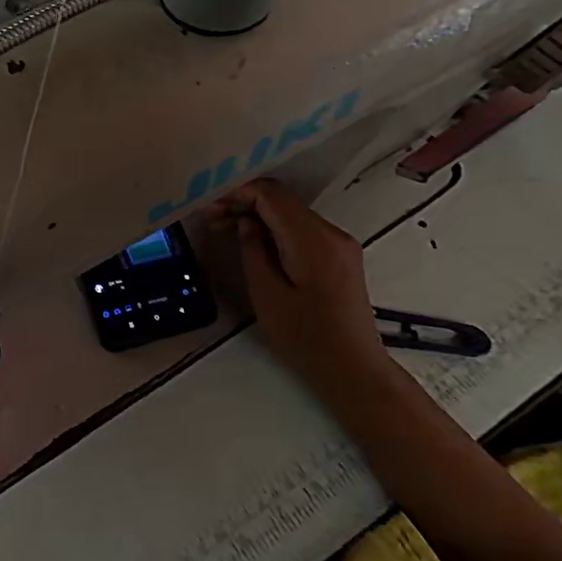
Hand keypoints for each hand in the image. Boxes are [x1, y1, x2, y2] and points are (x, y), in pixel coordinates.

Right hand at [209, 179, 390, 385]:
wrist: (351, 367)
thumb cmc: (305, 338)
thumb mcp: (267, 295)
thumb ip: (254, 251)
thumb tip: (247, 223)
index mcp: (313, 240)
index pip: (272, 195)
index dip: (238, 193)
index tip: (210, 207)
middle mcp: (331, 233)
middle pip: (283, 201)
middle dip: (245, 203)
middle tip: (212, 220)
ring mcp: (339, 243)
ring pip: (292, 214)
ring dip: (259, 216)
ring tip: (226, 230)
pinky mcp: (340, 256)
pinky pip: (303, 230)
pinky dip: (276, 230)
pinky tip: (255, 243)